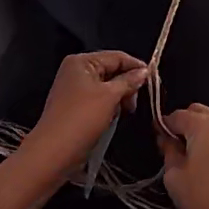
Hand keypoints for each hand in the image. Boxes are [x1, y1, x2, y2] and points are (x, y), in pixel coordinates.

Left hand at [25, 51, 148, 174]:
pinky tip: (113, 117)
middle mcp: (76, 70)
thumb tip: (145, 71)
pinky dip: (109, 106)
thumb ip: (129, 81)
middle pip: (112, 70)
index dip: (137, 67)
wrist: (54, 152)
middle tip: (134, 103)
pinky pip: (99, 99)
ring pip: (107, 86)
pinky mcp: (75, 106)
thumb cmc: (82, 118)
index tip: (155, 81)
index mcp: (82, 61)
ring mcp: (74, 89)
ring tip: (124, 112)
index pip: (117, 57)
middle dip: (127, 84)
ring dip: (119, 97)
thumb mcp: (110, 96)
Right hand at [158, 104, 208, 208]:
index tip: (155, 138)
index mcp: (204, 124)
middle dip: (182, 124)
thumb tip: (166, 138)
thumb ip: (168, 150)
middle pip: (197, 112)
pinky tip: (203, 159)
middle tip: (170, 146)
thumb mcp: (174, 176)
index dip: (163, 125)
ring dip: (197, 130)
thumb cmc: (203, 200)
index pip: (177, 115)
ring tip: (186, 154)